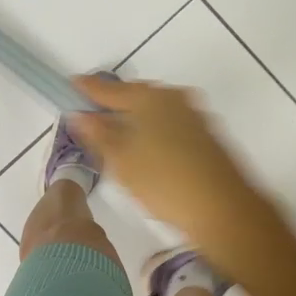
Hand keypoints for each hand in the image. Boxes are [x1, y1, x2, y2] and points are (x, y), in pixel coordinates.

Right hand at [66, 75, 284, 261]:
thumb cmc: (164, 182)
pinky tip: (147, 154)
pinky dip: (155, 132)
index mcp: (149, 96)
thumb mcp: (120, 161)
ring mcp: (195, 114)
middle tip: (93, 118)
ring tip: (117, 141)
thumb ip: (97, 134)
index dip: (87, 89)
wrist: (225, 209)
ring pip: (155, 111)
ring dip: (136, 121)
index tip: (70, 85)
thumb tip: (80, 115)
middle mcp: (174, 97)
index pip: (109, 88)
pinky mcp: (208, 134)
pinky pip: (171, 124)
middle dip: (114, 106)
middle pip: (135, 96)